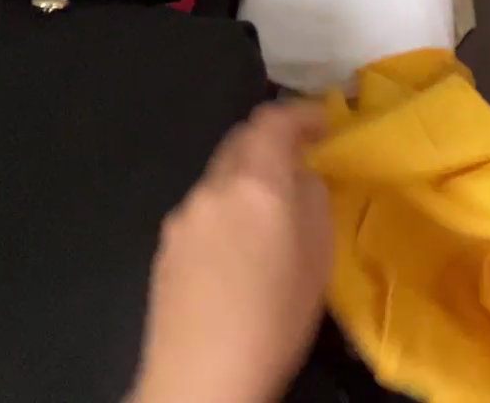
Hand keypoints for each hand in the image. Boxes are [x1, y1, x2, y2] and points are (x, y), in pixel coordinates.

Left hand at [131, 101, 333, 402]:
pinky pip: (204, 207)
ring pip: (222, 174)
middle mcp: (214, 187)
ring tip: (270, 212)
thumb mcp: (319, 253)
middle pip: (242, 138)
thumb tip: (301, 176)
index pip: (274, 119)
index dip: (301, 113)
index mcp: (257, 182)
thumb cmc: (275, 317)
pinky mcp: (165, 246)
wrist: (200, 384)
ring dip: (249, 175)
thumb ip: (312, 196)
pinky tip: (238, 248)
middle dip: (273, 140)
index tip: (324, 124)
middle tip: (301, 159)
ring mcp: (183, 216)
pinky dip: (227, 206)